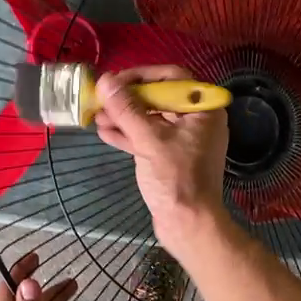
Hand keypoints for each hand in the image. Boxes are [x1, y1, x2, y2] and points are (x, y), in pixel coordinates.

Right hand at [93, 66, 230, 250]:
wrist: (188, 224)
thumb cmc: (177, 179)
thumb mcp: (150, 140)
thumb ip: (127, 110)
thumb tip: (105, 82)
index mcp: (203, 109)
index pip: (172, 77)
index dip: (142, 76)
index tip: (115, 82)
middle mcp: (196, 120)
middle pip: (158, 98)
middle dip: (128, 99)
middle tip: (102, 100)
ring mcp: (182, 141)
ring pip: (150, 119)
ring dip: (123, 117)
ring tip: (97, 117)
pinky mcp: (169, 159)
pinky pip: (148, 139)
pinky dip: (128, 135)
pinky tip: (105, 133)